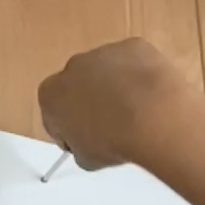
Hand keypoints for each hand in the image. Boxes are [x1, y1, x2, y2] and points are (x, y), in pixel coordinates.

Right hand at [38, 38, 192, 169]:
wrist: (154, 118)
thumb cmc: (112, 140)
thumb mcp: (85, 158)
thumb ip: (78, 145)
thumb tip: (87, 143)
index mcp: (50, 94)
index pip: (53, 112)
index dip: (68, 128)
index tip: (83, 139)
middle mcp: (71, 67)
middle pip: (78, 86)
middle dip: (91, 103)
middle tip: (110, 126)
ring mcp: (103, 52)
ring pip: (108, 72)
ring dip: (116, 88)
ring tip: (135, 113)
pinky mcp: (133, 46)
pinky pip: (134, 63)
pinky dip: (140, 76)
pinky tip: (150, 96)